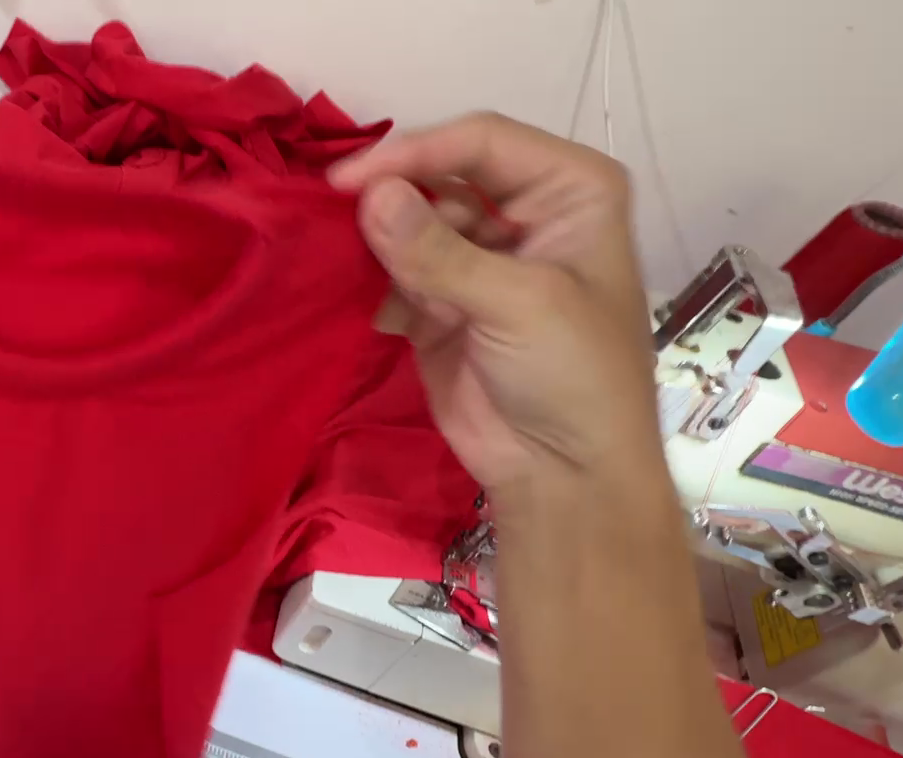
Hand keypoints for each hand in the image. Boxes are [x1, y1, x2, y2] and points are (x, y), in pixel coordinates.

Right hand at [330, 112, 662, 498]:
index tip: (344, 182)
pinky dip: (371, 289)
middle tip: (332, 225)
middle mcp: (519, 218)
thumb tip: (369, 197)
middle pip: (438, 182)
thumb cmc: (570, 374)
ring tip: (336, 264)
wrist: (556, 467)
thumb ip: (439, 252)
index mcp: (566, 192)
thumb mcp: (515, 303)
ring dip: (375, 248)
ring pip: (409, 231)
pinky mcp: (436, 310)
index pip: (480, 145)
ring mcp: (473, 266)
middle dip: (390, 202)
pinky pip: (393, 280)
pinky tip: (357, 303)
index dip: (413, 155)